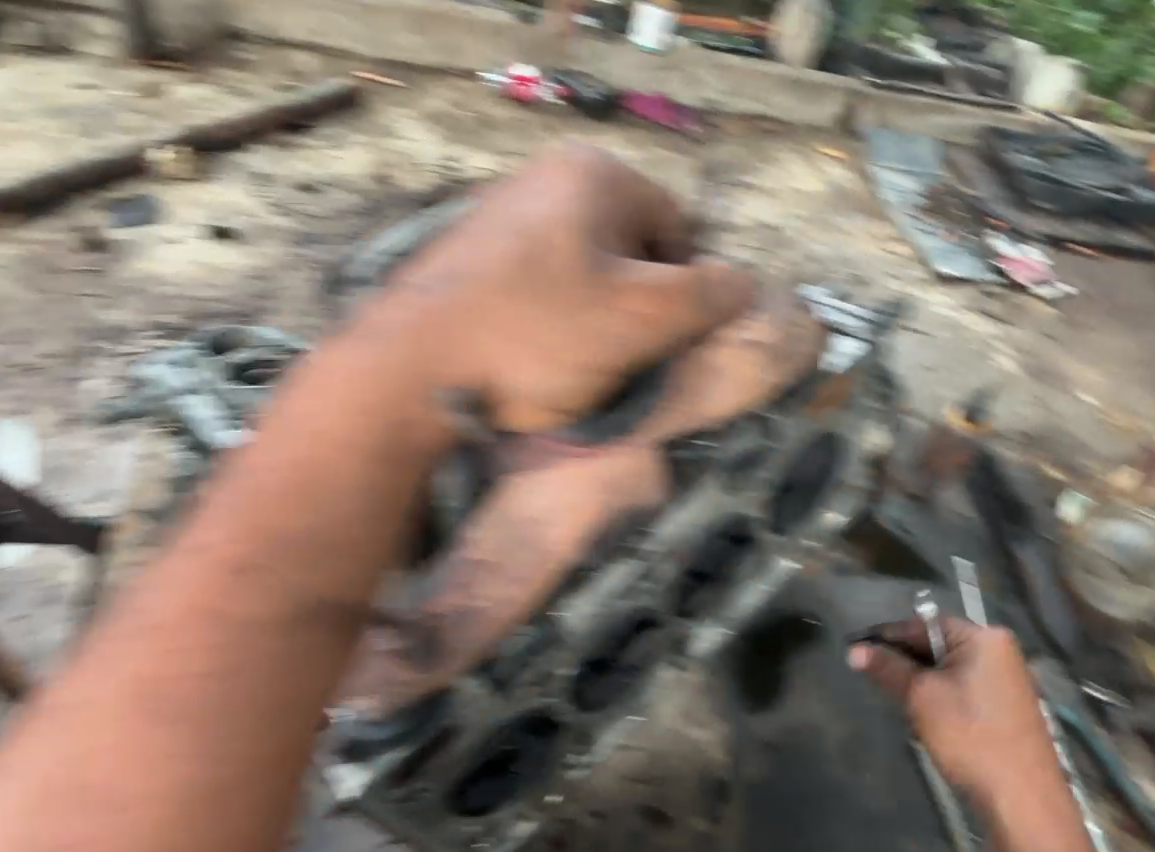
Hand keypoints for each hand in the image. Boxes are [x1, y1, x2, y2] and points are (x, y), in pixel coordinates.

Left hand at [367, 143, 756, 432]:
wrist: (410, 370)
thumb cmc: (536, 336)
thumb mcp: (642, 319)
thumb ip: (709, 297)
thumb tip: (744, 285)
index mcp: (596, 176)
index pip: (679, 231)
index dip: (686, 295)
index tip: (663, 345)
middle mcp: (545, 181)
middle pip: (629, 254)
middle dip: (634, 311)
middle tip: (619, 363)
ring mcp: (499, 219)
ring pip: (582, 279)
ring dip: (592, 326)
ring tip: (570, 371)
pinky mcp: (467, 261)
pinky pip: (535, 293)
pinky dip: (546, 328)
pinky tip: (529, 364)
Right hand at [848, 617, 1062, 803]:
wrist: (1022, 798)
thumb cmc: (969, 737)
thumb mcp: (921, 697)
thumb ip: (887, 668)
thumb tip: (854, 650)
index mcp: (984, 638)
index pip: (923, 625)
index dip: (887, 637)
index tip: (855, 650)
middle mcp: (999, 651)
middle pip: (936, 646)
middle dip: (904, 663)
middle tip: (872, 680)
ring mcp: (1006, 680)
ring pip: (947, 670)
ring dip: (920, 684)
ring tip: (898, 705)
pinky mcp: (1005, 707)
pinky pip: (962, 689)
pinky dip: (939, 698)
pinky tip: (925, 721)